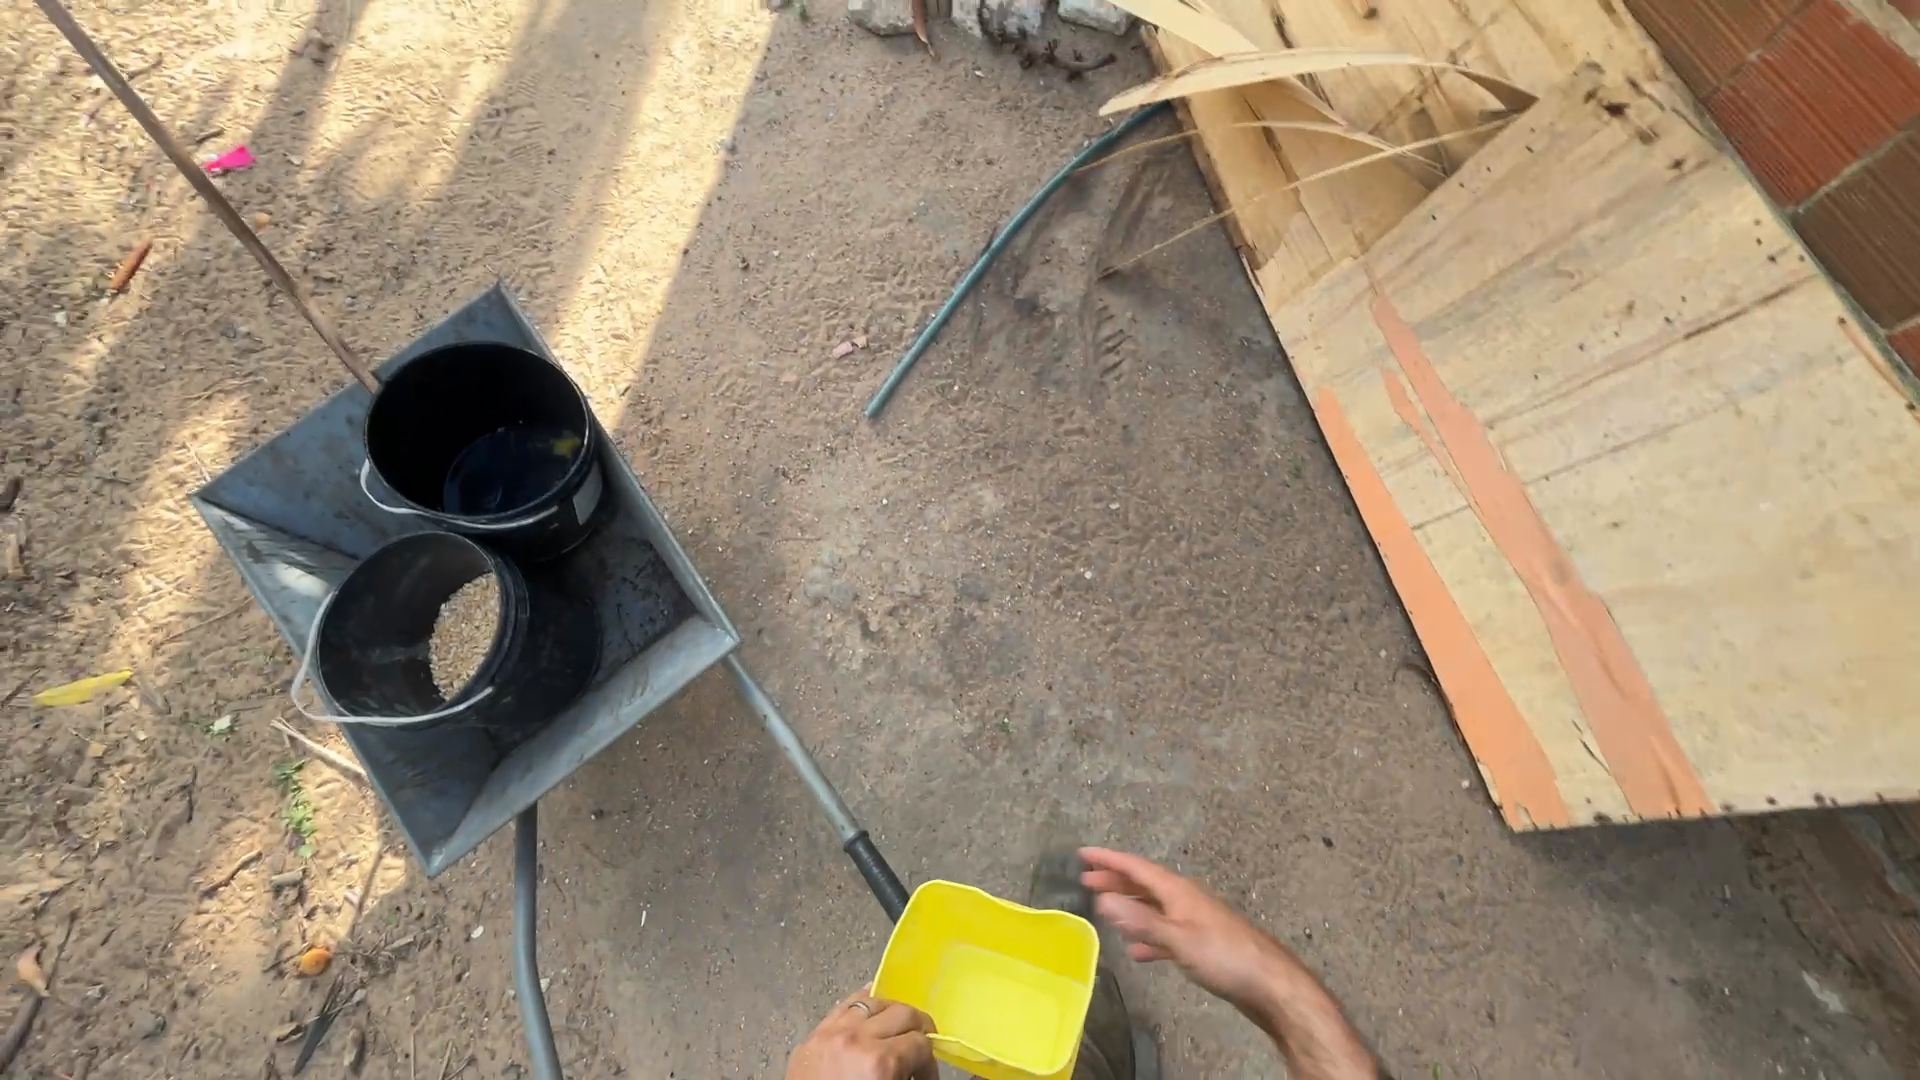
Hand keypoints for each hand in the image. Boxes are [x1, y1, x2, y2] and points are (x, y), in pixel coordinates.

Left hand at [785, 986, 939, 1079]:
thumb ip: (905, 1077)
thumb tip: (918, 1067)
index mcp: (880, 1064)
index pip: (920, 1044)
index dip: (930, 1063)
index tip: (927, 1077)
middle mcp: (859, 1039)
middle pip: (903, 1013)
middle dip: (918, 1029)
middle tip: (920, 1048)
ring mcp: (833, 1032)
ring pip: (875, 1001)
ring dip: (892, 1013)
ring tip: (897, 1029)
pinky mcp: (814, 1035)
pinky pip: (845, 1005)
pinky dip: (863, 1004)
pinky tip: (873, 1006)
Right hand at [1079, 846, 1297, 1008]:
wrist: (1270, 983)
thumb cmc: (1223, 955)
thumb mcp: (1178, 938)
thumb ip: (1140, 921)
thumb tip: (1103, 900)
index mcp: (1176, 890)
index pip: (1135, 867)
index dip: (1108, 859)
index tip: (1083, 853)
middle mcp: (1183, 898)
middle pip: (1143, 883)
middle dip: (1115, 879)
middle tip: (1086, 879)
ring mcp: (1193, 919)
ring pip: (1153, 906)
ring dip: (1128, 905)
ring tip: (1104, 909)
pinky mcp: (1200, 942)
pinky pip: (1164, 930)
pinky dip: (1147, 935)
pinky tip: (1137, 950)